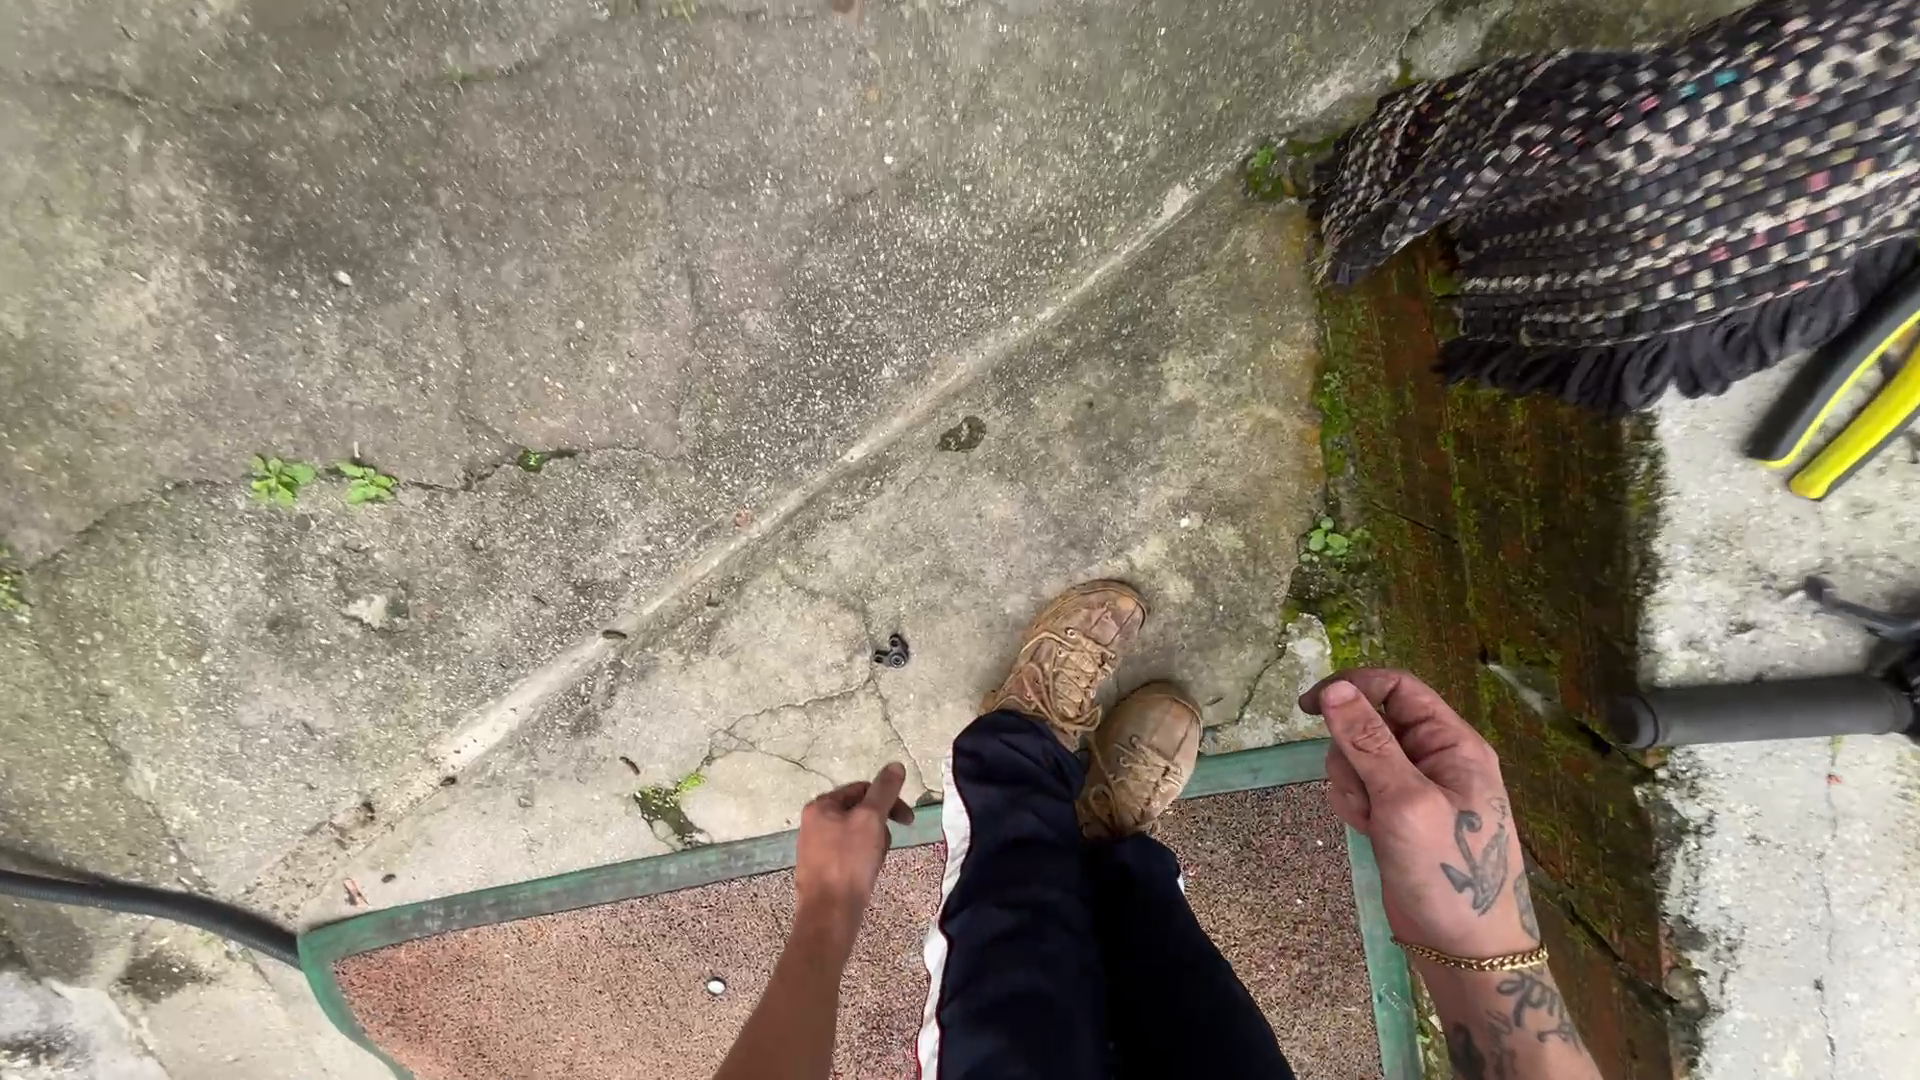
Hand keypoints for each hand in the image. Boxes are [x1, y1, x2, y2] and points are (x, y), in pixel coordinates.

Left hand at [794, 763, 914, 933]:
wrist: (829, 916)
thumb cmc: (849, 862)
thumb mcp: (871, 820)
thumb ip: (884, 791)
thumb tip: (896, 765)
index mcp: (820, 806)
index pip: (861, 790)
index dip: (887, 800)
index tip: (907, 819)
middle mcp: (814, 824)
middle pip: (860, 812)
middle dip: (879, 826)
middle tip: (886, 844)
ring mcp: (816, 848)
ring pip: (857, 834)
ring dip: (874, 844)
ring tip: (875, 862)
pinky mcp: (823, 871)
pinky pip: (850, 854)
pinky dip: (864, 859)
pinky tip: (867, 874)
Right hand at [1300, 669, 1536, 959]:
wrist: (1462, 948)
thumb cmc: (1446, 871)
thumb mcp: (1404, 800)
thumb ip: (1367, 741)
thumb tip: (1334, 688)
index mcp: (1452, 744)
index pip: (1396, 687)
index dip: (1352, 687)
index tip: (1311, 707)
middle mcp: (1434, 757)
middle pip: (1368, 721)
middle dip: (1350, 751)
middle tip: (1362, 790)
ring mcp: (1413, 786)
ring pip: (1355, 754)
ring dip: (1349, 782)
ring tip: (1370, 819)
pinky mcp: (1394, 811)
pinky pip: (1356, 785)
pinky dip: (1352, 803)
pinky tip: (1368, 830)